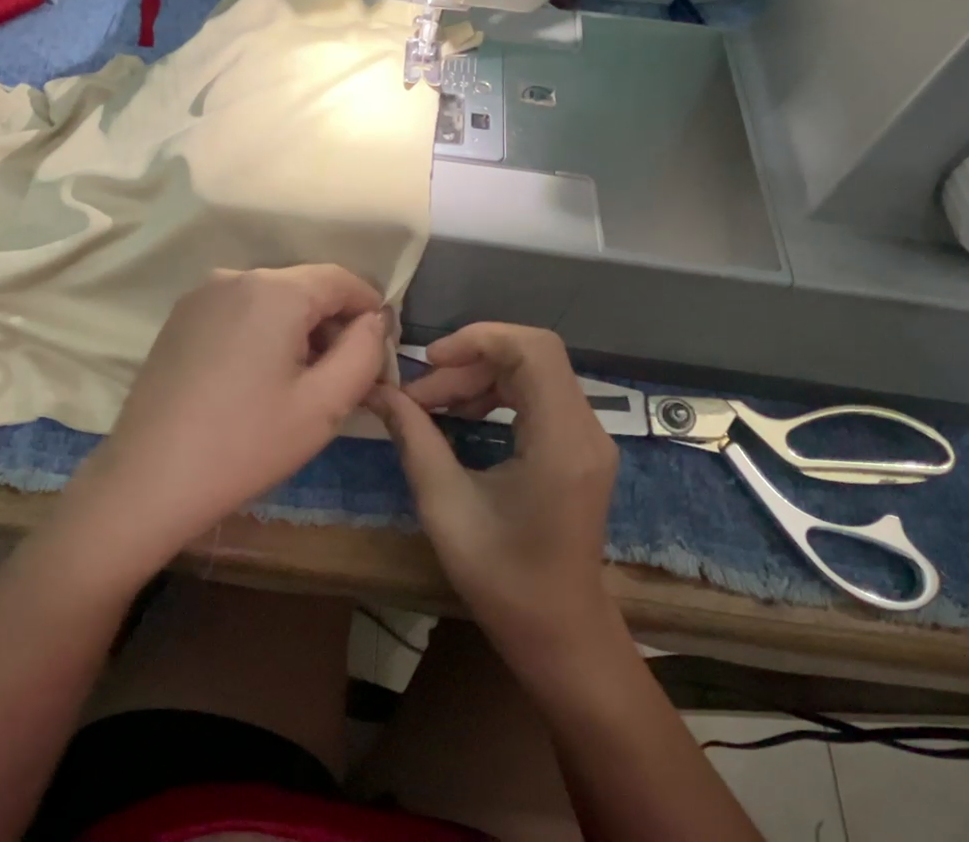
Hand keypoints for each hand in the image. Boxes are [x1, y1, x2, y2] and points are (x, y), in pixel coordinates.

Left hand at [54, 265, 391, 578]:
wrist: (151, 477)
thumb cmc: (247, 443)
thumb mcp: (324, 404)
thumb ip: (364, 352)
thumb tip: (373, 320)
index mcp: (273, 289)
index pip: (342, 279)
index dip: (371, 310)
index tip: (382, 352)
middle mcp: (233, 277)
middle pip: (303, 287)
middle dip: (332, 324)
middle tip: (346, 378)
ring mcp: (199, 297)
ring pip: (269, 301)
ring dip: (297, 331)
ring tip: (303, 385)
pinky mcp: (178, 321)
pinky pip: (237, 314)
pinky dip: (261, 335)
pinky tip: (259, 382)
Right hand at [365, 323, 621, 670]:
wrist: (557, 630)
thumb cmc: (501, 577)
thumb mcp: (445, 505)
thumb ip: (414, 439)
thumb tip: (380, 393)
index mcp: (561, 441)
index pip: (533, 349)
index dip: (477, 339)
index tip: (427, 361)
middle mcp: (586, 430)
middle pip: (531, 357)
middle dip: (468, 364)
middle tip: (418, 397)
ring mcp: (589, 439)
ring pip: (534, 374)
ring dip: (479, 379)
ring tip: (431, 406)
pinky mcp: (580, 450)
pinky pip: (540, 397)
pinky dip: (497, 395)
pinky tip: (461, 417)